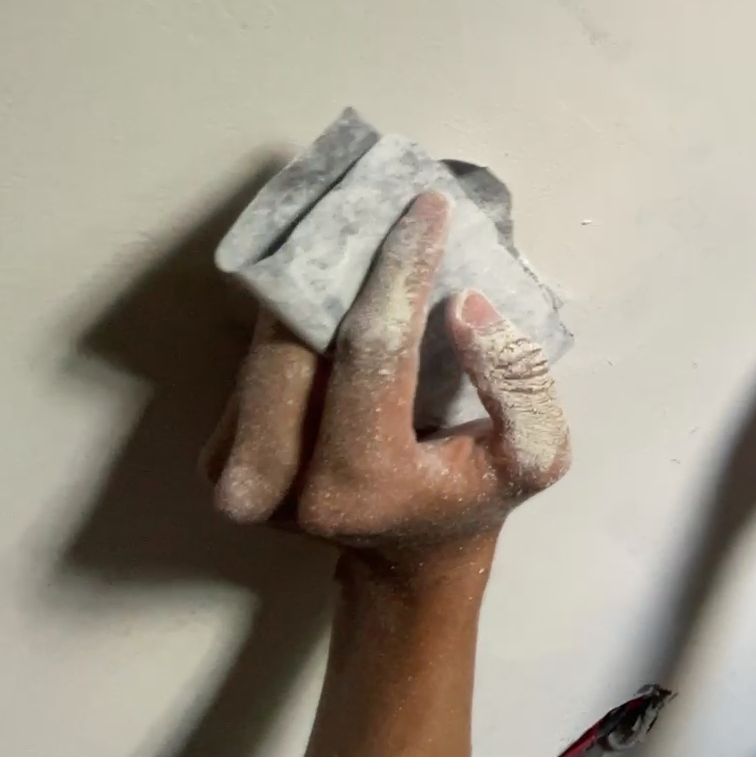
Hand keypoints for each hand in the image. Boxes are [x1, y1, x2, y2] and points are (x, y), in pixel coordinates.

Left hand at [200, 191, 571, 574]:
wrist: (413, 554)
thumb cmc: (481, 497)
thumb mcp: (538, 454)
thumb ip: (519, 383)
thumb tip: (467, 304)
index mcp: (357, 483)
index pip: (373, 353)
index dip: (402, 273)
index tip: (427, 209)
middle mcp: (272, 483)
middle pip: (296, 338)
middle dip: (342, 260)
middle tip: (382, 202)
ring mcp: (231, 472)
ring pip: (264, 343)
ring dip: (311, 277)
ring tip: (359, 223)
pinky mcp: (217, 454)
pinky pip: (256, 361)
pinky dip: (297, 310)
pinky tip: (337, 278)